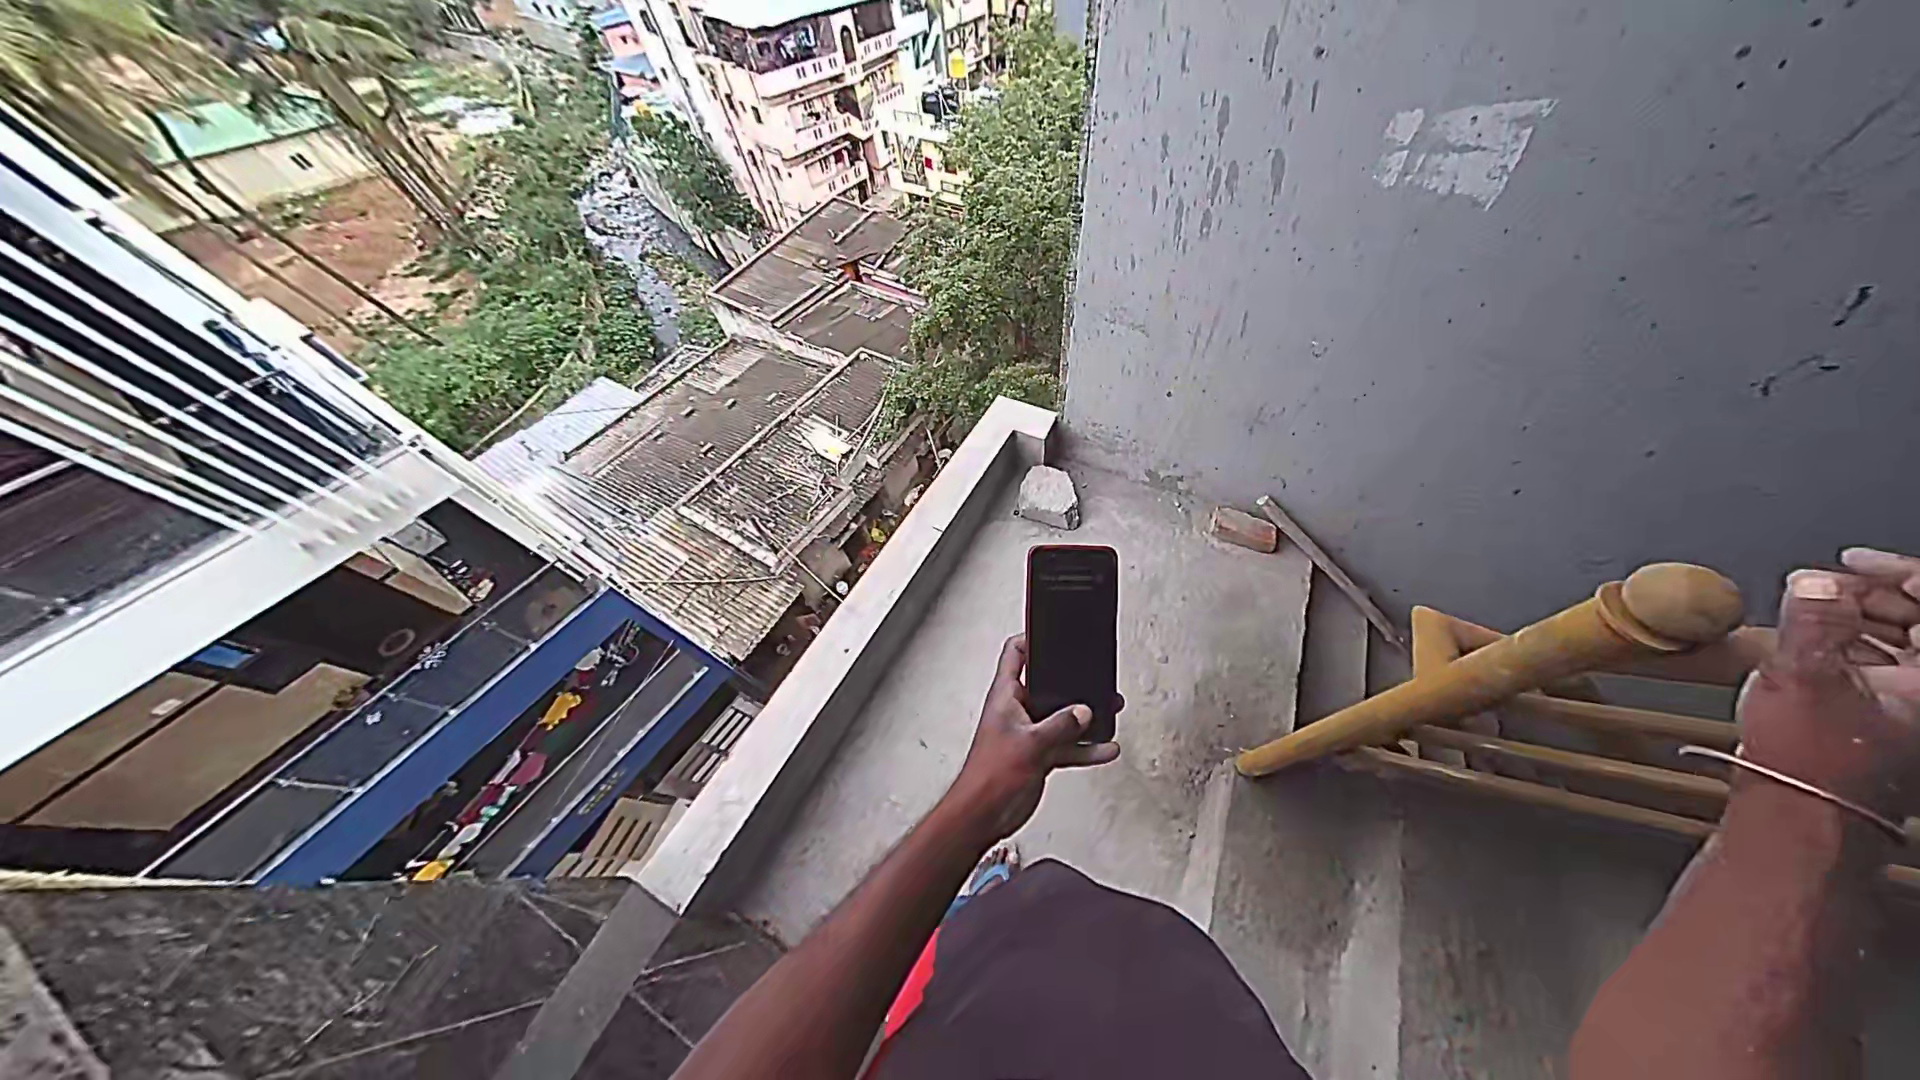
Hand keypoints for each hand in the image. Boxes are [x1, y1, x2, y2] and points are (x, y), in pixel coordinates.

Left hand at [938, 635, 1121, 844]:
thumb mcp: (1031, 743)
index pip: (1015, 653)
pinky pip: (1067, 744)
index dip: (1031, 638)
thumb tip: (1083, 711)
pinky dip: (1085, 746)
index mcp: (1006, 695)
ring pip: (1061, 716)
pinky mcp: (1039, 754)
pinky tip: (1105, 747)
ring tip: (1108, 708)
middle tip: (1092, 674)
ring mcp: (1029, 732)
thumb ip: (1061, 725)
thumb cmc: (989, 775)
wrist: (984, 814)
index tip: (1051, 630)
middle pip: (1046, 684)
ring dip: (1084, 716)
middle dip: (1070, 681)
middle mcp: (1017, 709)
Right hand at [1736, 549, 1919, 817]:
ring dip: (1860, 613)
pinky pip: (1884, 657)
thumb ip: (1812, 624)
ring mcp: (1916, 699)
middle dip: (1876, 591)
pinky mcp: (1887, 707)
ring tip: (1812, 601)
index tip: (1855, 561)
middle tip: (1825, 579)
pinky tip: (1817, 633)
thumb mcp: (1802, 679)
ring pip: (1907, 636)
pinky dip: (1852, 637)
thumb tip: (1817, 581)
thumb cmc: (1813, 753)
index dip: (1903, 574)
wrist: (1801, 800)